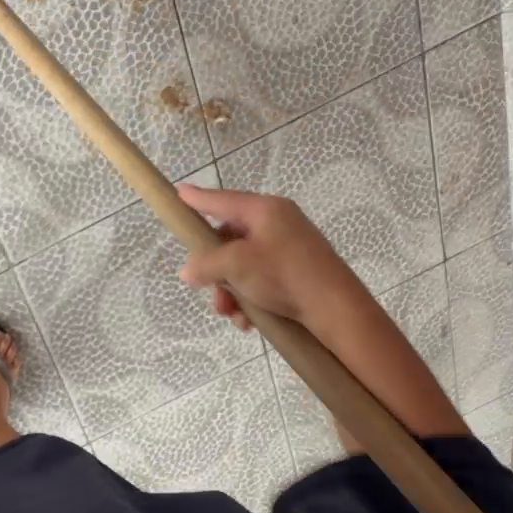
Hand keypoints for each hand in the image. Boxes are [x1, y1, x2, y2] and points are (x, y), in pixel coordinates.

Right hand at [175, 184, 369, 332]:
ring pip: (242, 267)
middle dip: (215, 272)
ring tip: (234, 314)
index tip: (180, 193)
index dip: (198, 199)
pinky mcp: (294, 271)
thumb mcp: (237, 266)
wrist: (333, 307)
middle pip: (229, 241)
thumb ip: (206, 265)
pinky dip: (249, 299)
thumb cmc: (283, 275)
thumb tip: (187, 271)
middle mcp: (276, 223)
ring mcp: (286, 247)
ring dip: (231, 292)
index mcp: (264, 211)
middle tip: (211, 293)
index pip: (222, 200)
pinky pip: (259, 280)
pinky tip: (249, 319)